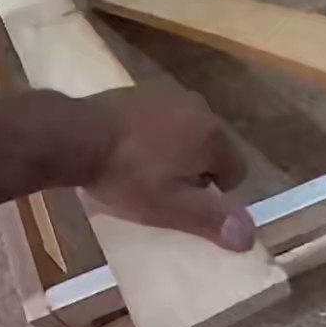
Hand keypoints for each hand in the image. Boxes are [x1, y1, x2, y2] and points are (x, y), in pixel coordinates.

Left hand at [81, 84, 257, 251]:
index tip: (183, 201)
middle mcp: (200, 107)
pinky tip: (130, 147)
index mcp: (213, 135)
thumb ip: (212, 220)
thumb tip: (249, 238)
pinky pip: (163, 118)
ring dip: (175, 150)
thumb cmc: (127, 176)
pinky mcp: (143, 89)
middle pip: (213, 148)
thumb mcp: (170, 208)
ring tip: (143, 168)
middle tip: (162, 188)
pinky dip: (155, 133)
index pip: (237, 171)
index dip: (215, 193)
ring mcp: (170, 93)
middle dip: (196, 170)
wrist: (76, 136)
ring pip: (188, 132)